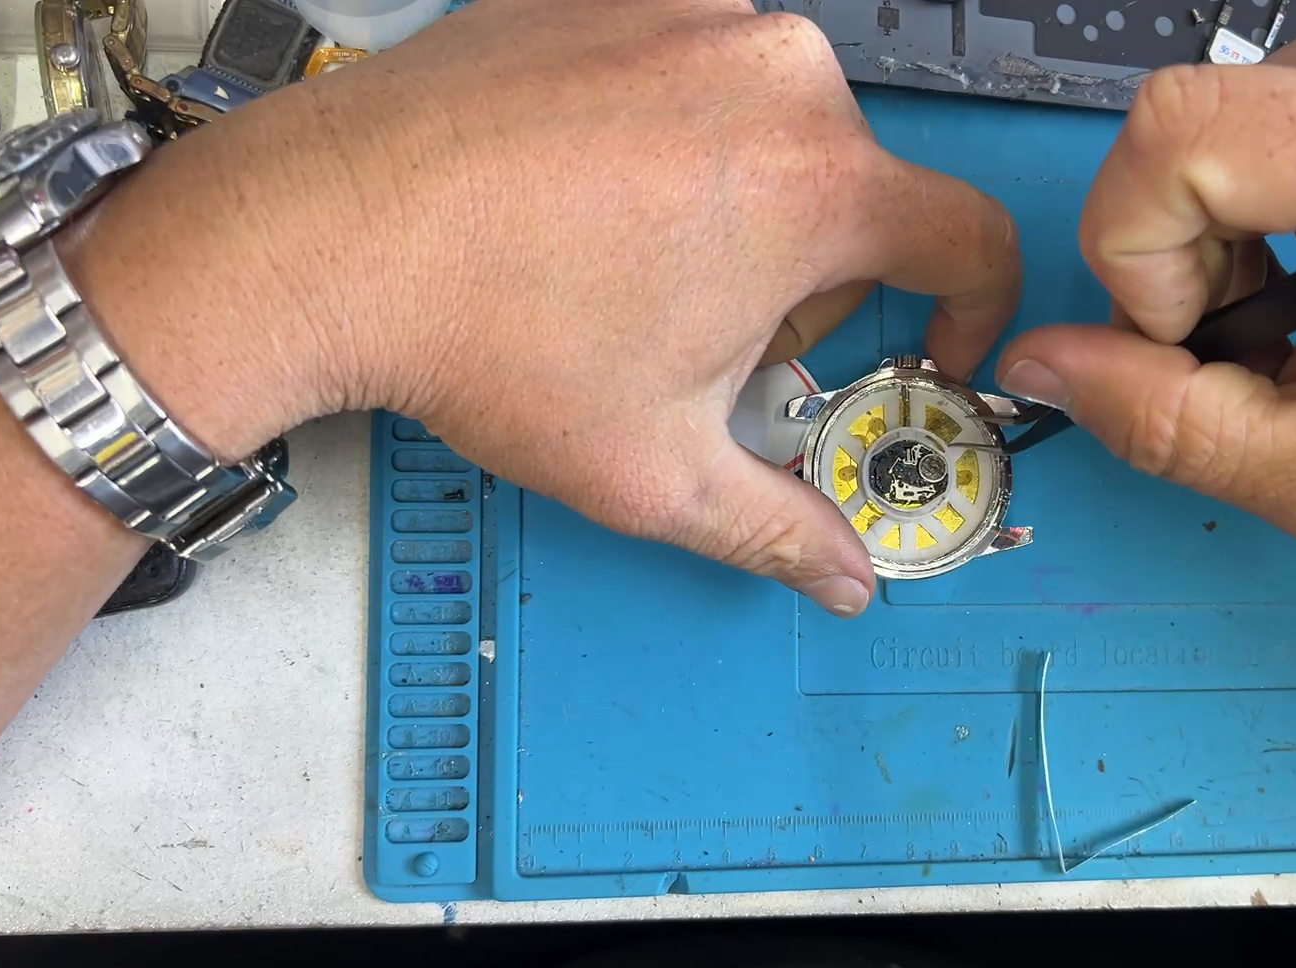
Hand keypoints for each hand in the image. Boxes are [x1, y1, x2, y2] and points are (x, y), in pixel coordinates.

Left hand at [63, 1, 1019, 614]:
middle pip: (860, 212)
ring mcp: (698, 15)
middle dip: (807, 291)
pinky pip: (713, 92)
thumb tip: (852, 583)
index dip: (973, 311)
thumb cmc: (503, 353)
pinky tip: (603, 206)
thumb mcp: (666, 473)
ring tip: (642, 274)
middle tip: (706, 341)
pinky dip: (692, 161)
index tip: (930, 353)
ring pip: (789, 151)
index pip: (972, 239)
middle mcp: (777, 78)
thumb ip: (784, 531)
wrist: (322, 235)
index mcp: (816, 187)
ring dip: (752, 227)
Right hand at [997, 0, 1295, 553]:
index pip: (1178, 138)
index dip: (1136, 257)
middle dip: (1172, 255)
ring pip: (1205, 122)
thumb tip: (1030, 358)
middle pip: (1181, 128)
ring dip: (1209, 233)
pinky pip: (1249, 109)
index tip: (1197, 336)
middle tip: (1252, 333)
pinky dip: (1243, 198)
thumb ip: (1158, 423)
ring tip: (1292, 302)